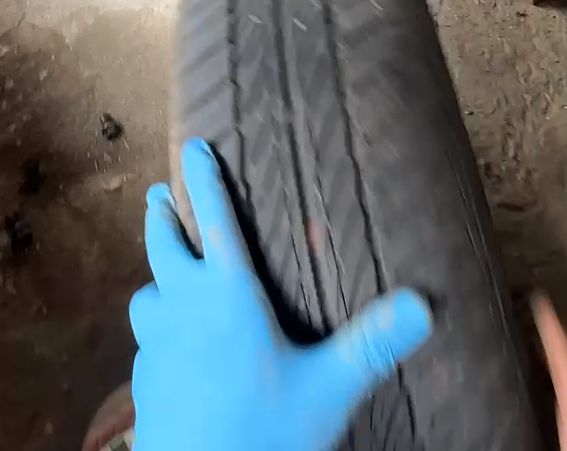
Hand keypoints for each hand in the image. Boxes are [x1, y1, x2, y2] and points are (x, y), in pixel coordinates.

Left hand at [129, 138, 434, 450]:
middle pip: (164, 244)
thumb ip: (372, 343)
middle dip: (162, 215)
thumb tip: (424, 303)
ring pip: (146, 294)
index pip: (214, 219)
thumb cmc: (262, 437)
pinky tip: (170, 345)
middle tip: (158, 195)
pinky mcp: (142, 382)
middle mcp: (183, 307)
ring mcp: (156, 345)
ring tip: (164, 275)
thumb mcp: (327, 389)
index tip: (191, 145)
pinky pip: (146, 340)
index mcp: (226, 293)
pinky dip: (157, 327)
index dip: (203, 178)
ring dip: (155, 275)